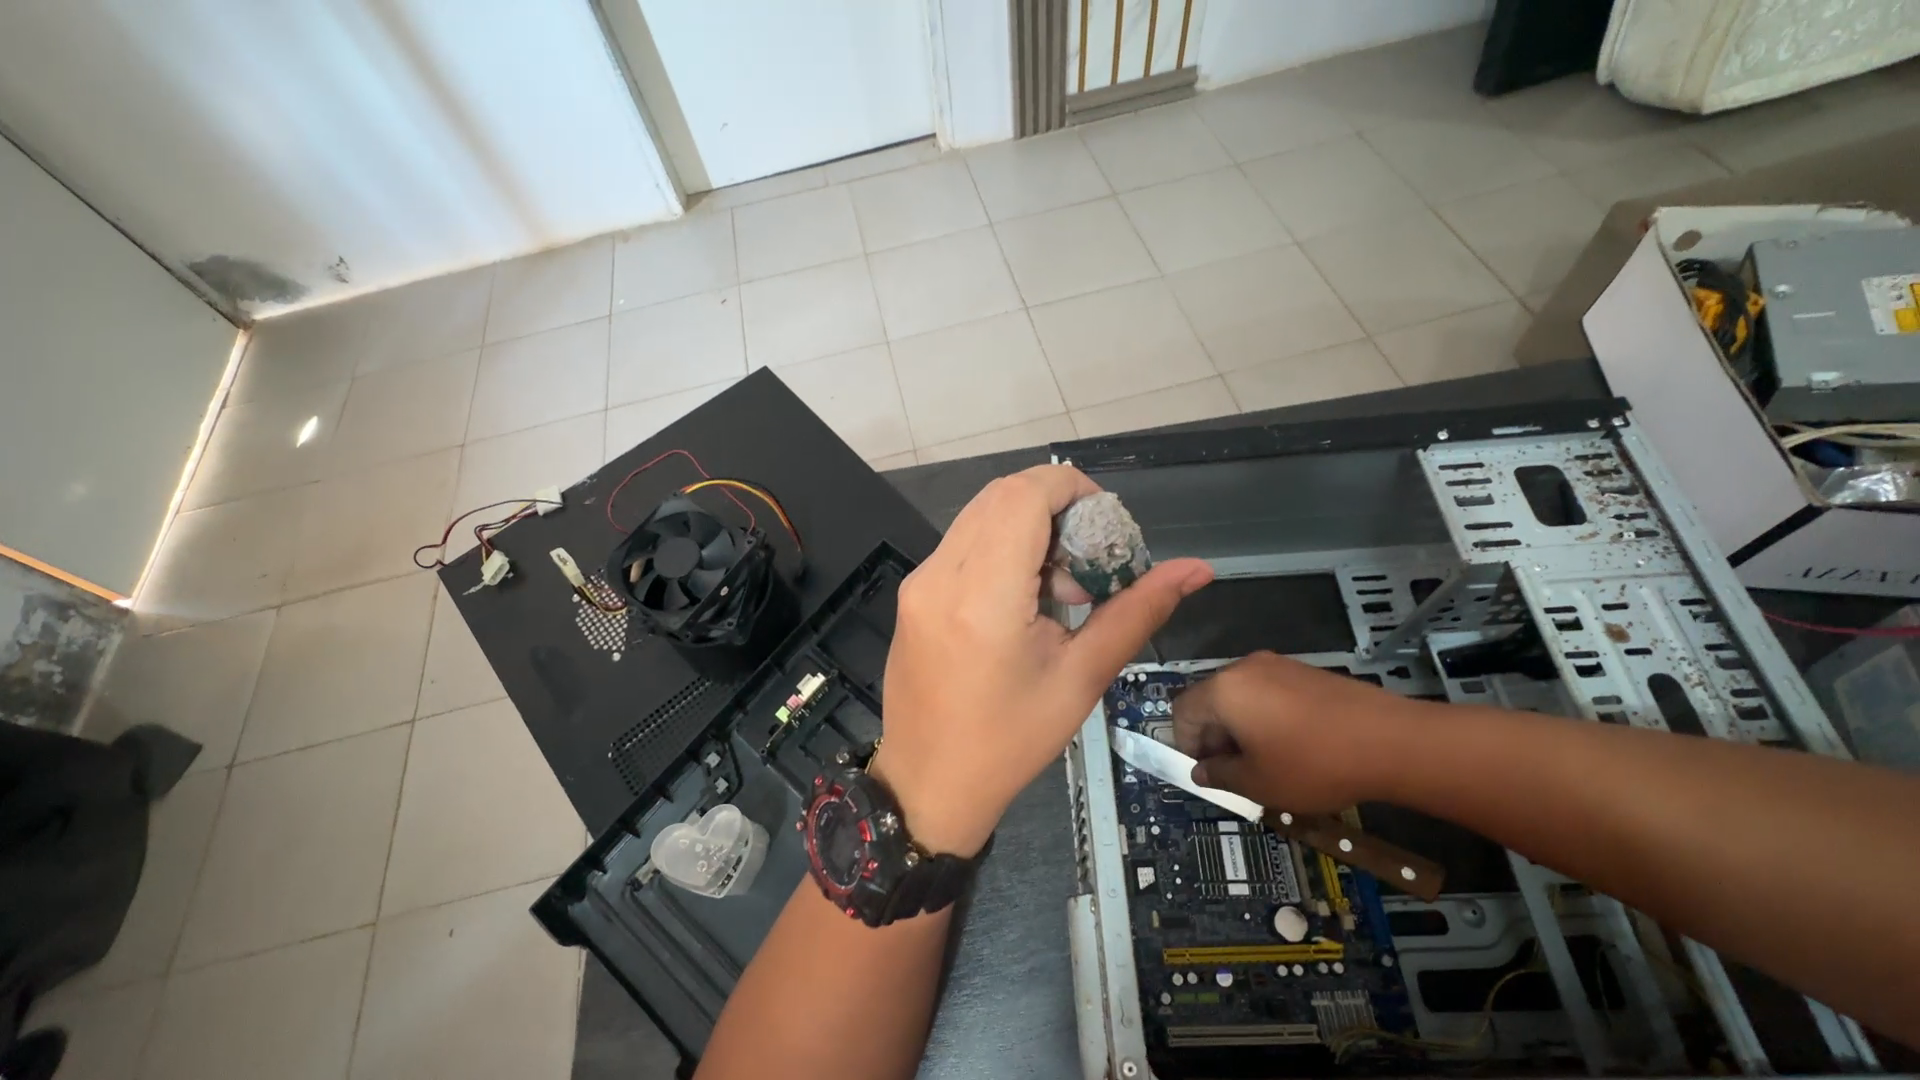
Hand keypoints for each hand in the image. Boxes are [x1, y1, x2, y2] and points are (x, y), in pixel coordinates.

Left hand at [875, 466, 1211, 855]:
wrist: (930, 784)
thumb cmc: (1010, 742)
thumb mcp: (1081, 679)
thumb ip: (1136, 612)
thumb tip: (1195, 569)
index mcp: (983, 597)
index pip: (1023, 495)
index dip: (1071, 489)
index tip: (1105, 524)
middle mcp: (940, 576)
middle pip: (1001, 495)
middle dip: (1055, 508)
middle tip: (1089, 558)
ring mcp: (919, 582)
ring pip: (980, 515)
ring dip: (1028, 527)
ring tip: (1061, 587)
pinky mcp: (913, 593)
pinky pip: (962, 542)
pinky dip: (1001, 546)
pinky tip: (1025, 598)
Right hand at [1172, 652, 1434, 813]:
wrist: (1392, 741)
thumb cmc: (1313, 764)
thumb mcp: (1258, 783)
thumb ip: (1220, 776)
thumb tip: (1203, 771)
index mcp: (1224, 690)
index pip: (1181, 711)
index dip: (1184, 745)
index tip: (1206, 773)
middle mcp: (1245, 668)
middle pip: (1210, 700)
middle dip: (1213, 736)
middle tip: (1234, 773)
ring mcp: (1278, 665)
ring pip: (1240, 697)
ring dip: (1240, 728)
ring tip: (1266, 762)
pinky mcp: (1306, 672)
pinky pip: (1269, 693)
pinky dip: (1267, 717)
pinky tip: (1294, 746)